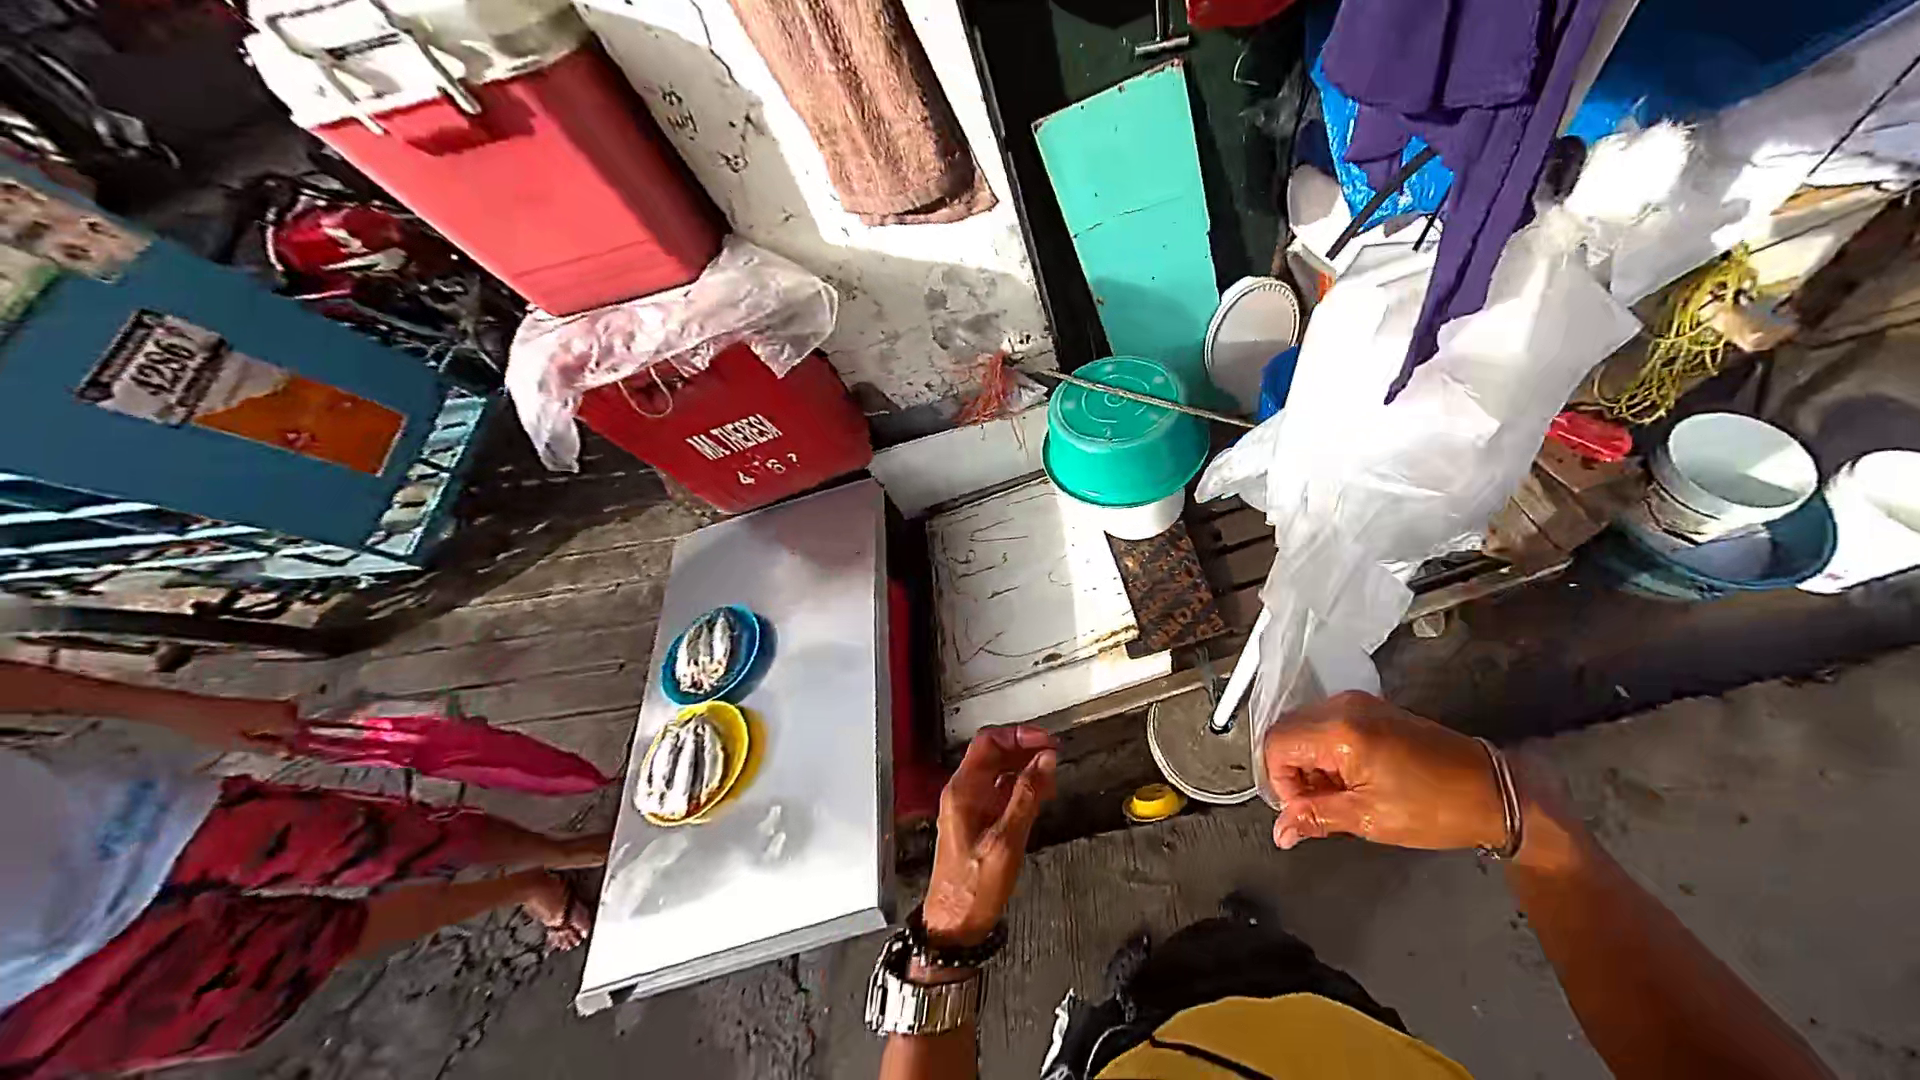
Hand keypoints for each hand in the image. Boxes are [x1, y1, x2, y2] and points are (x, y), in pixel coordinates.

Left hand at [169, 696, 302, 753]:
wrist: (188, 710)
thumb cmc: (211, 728)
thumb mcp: (237, 744)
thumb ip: (266, 747)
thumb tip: (289, 752)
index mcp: (279, 717)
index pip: (303, 731)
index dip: (301, 744)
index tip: (294, 755)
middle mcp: (282, 707)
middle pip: (300, 724)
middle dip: (293, 738)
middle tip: (279, 752)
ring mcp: (273, 705)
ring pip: (291, 720)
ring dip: (284, 734)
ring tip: (267, 746)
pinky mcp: (263, 705)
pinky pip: (281, 717)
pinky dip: (276, 728)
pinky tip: (260, 737)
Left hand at [922, 725, 1058, 948]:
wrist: (956, 925)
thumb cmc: (973, 889)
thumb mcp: (1006, 841)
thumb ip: (1026, 797)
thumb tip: (1044, 760)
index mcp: (962, 790)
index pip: (988, 742)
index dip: (1018, 735)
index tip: (1045, 740)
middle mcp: (964, 792)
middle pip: (995, 753)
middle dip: (1025, 748)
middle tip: (1053, 753)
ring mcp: (972, 806)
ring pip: (1000, 772)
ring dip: (1026, 767)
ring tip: (1051, 774)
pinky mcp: (981, 821)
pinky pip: (1002, 792)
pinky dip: (1023, 787)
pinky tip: (1041, 794)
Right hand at [1262, 691, 1504, 852]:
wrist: (1496, 792)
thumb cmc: (1438, 808)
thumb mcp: (1370, 819)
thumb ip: (1316, 818)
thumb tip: (1281, 831)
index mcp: (1340, 732)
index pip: (1276, 745)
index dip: (1279, 781)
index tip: (1301, 808)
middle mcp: (1343, 707)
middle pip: (1285, 731)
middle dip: (1291, 770)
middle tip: (1316, 802)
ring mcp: (1357, 703)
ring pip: (1303, 727)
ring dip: (1307, 760)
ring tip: (1337, 792)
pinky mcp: (1370, 707)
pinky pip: (1325, 722)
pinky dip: (1324, 749)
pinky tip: (1349, 776)